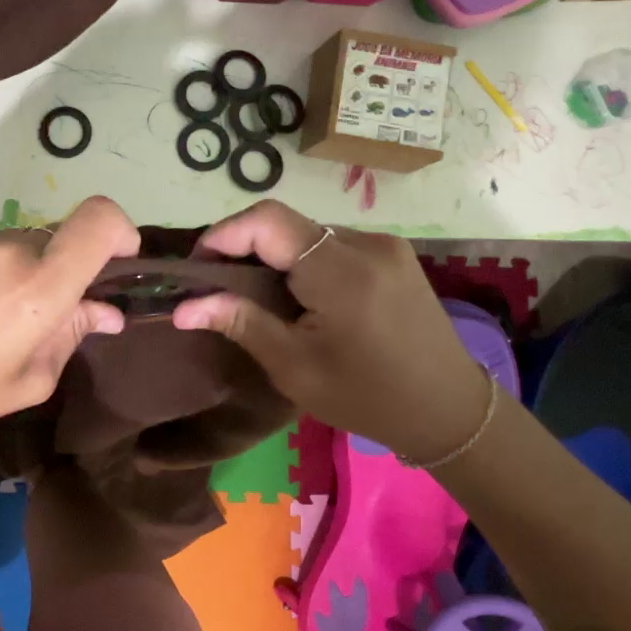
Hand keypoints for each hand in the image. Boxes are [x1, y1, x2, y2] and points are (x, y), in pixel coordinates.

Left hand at [0, 196, 139, 448]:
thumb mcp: (31, 380)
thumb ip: (72, 335)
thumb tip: (104, 312)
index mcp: (40, 286)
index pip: (99, 220)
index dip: (121, 231)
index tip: (119, 261)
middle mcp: (10, 251)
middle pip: (60, 239)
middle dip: (66, 270)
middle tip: (49, 316)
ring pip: (23, 244)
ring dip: (28, 271)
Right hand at [170, 200, 489, 460]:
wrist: (447, 409)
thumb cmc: (364, 395)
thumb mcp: (293, 367)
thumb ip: (240, 323)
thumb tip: (182, 307)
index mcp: (340, 272)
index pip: (267, 220)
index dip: (223, 234)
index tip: (198, 269)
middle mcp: (365, 244)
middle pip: (285, 224)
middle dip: (242, 247)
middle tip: (216, 287)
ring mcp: (384, 246)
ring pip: (306, 233)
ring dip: (272, 255)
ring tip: (252, 295)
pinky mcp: (393, 256)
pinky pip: (330, 244)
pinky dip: (300, 261)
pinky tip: (294, 296)